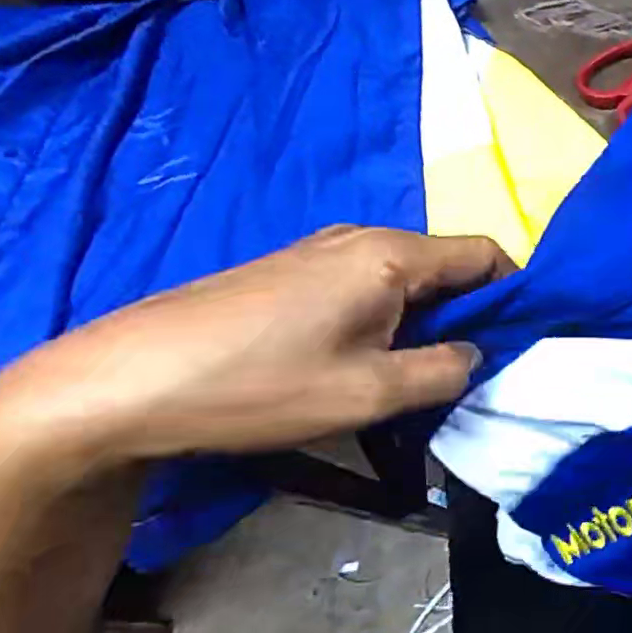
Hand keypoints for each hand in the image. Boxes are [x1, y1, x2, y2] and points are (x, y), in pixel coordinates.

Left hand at [0, 226, 512, 470]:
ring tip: (422, 362)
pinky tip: (371, 353)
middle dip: (474, 308)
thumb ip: (450, 370)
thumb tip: (474, 354)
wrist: (110, 388)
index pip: (487, 254)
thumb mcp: (375, 393)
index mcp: (392, 255)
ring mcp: (320, 251)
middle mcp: (361, 238)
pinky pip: (371, 281)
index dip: (517, 291)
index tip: (520, 335)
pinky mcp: (289, 271)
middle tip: (472, 359)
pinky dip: (393, 312)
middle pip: (450, 263)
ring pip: (411, 275)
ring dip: (432, 314)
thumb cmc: (259, 385)